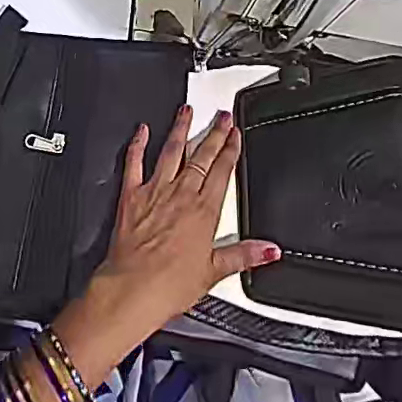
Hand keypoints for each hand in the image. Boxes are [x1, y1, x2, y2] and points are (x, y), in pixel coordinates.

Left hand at [53, 107, 280, 382]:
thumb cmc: (169, 285)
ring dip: (181, 129)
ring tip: (188, 111)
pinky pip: (135, 163)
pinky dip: (138, 144)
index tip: (235, 134)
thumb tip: (270, 251)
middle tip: (222, 116)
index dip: (231, 149)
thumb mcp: (214, 272)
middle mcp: (181, 195)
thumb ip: (244, 256)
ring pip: (172, 151)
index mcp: (204, 211)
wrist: (132, 290)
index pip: (222, 171)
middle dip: (215, 133)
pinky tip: (142, 130)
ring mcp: (156, 191)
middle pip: (202, 156)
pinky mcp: (132, 195)